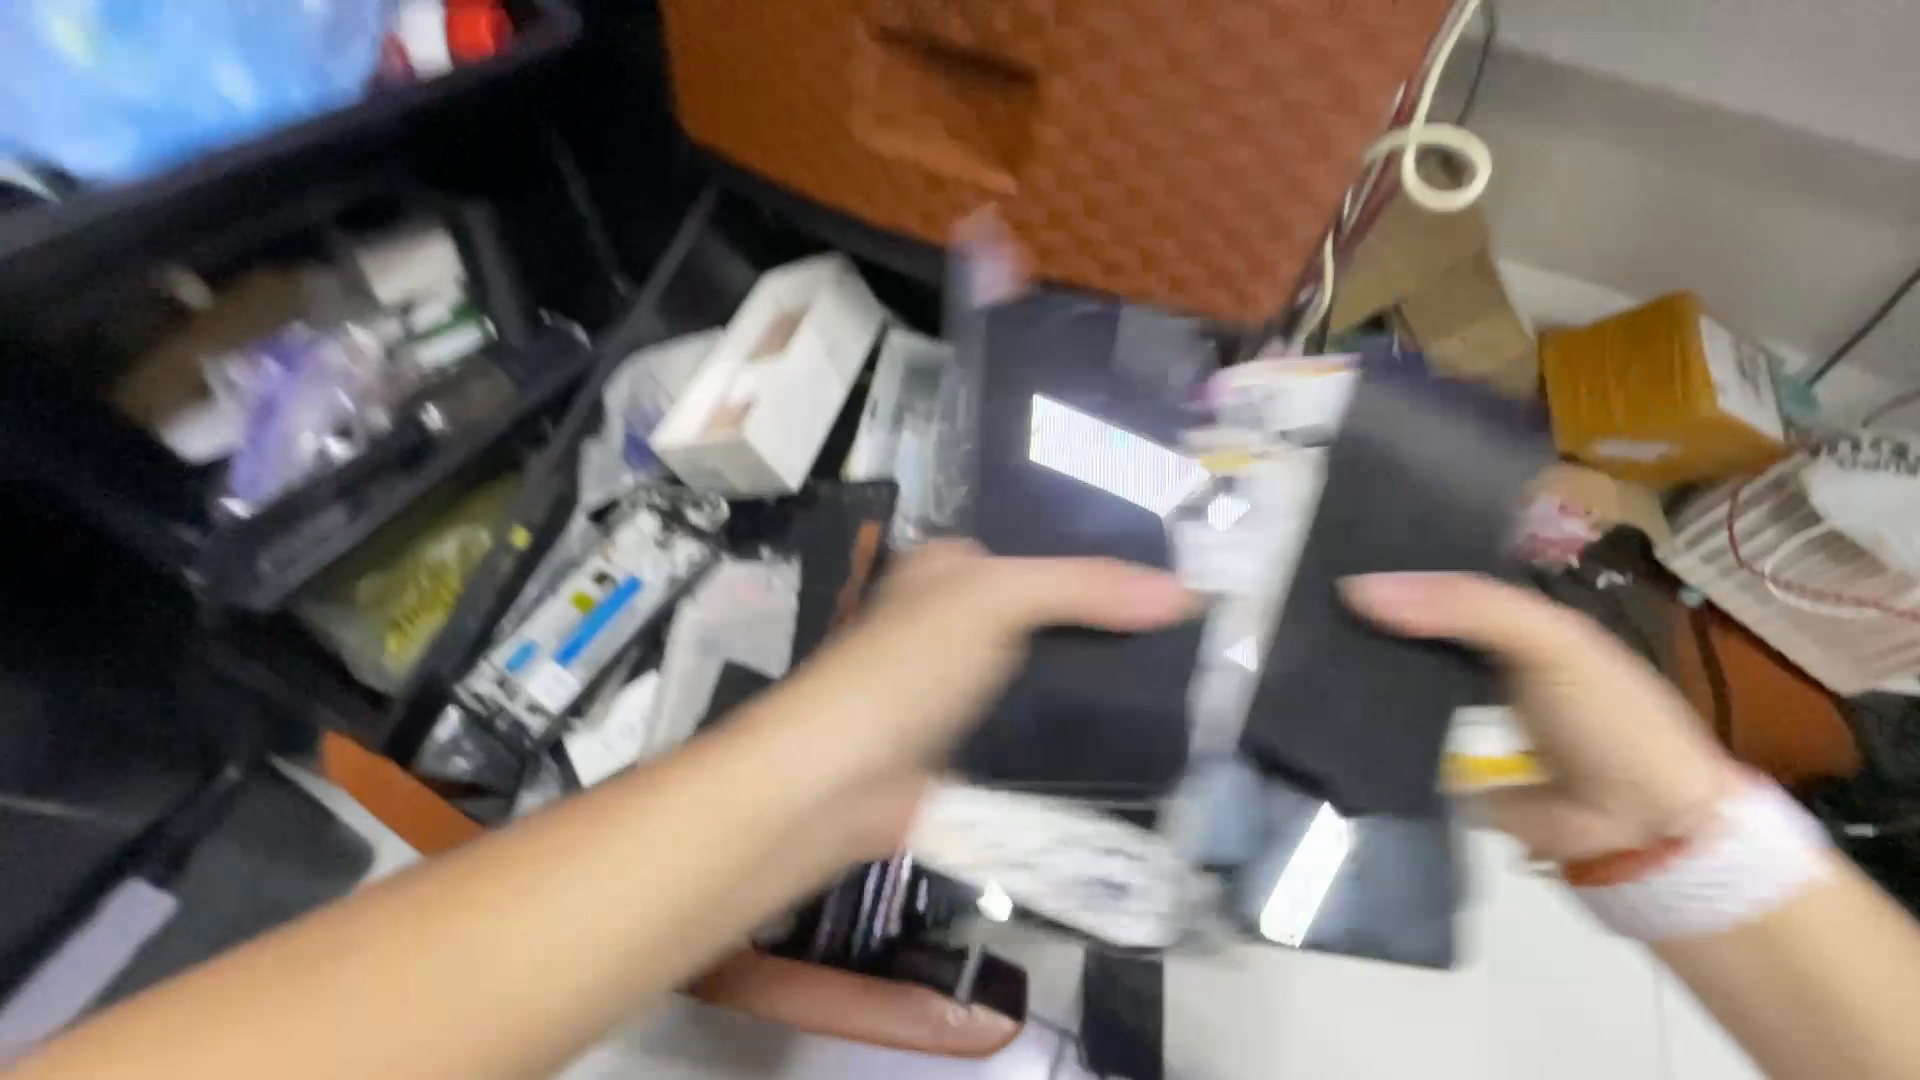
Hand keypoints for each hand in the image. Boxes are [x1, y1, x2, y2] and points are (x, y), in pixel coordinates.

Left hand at [748, 540, 1197, 851]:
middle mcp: (953, 616)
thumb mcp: (994, 598)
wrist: (840, 781)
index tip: (1175, 581)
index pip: (1042, 548)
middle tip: (1187, 632)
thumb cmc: (908, 668)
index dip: (1104, 562)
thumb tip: (1183, 590)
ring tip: (1179, 677)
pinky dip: (1072, 719)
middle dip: (1106, 621)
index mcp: (950, 566)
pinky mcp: (968, 739)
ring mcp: (960, 681)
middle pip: (1047, 609)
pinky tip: (1126, 726)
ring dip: (1094, 673)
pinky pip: (1034, 718)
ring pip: (1044, 665)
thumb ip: (1083, 586)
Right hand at [1342, 572, 1739, 861]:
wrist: (1634, 830)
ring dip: (1357, 666)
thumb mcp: (1549, 641)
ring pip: (1393, 675)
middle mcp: (1477, 660)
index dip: (1395, 572)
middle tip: (1307, 605)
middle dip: (1366, 618)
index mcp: (1511, 624)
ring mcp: (1453, 710)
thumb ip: (1463, 607)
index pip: (1440, 585)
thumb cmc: (1606, 719)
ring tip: (1299, 646)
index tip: (1335, 564)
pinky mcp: (1433, 756)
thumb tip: (1357, 590)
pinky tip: (1323, 698)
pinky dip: (1362, 716)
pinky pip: (1387, 727)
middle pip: (1409, 629)